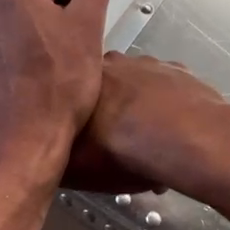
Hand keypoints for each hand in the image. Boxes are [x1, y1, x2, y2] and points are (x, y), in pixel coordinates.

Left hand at [0, 0, 112, 173]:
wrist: (28, 138)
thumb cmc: (63, 81)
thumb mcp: (89, 26)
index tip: (92, 23)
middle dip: (66, 14)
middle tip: (83, 45)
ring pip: (29, 23)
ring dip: (51, 35)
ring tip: (67, 64)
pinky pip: (15, 47)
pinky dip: (33, 55)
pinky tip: (46, 79)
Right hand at [69, 53, 229, 195]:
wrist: (182, 141)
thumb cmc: (119, 150)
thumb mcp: (72, 168)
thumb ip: (56, 157)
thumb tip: (47, 156)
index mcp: (83, 78)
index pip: (72, 88)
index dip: (77, 112)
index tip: (83, 136)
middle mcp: (114, 61)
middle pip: (108, 85)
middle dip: (111, 110)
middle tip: (116, 145)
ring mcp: (151, 63)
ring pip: (140, 88)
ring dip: (142, 110)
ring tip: (148, 146)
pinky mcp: (182, 72)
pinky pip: (170, 91)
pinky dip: (170, 109)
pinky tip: (173, 136)